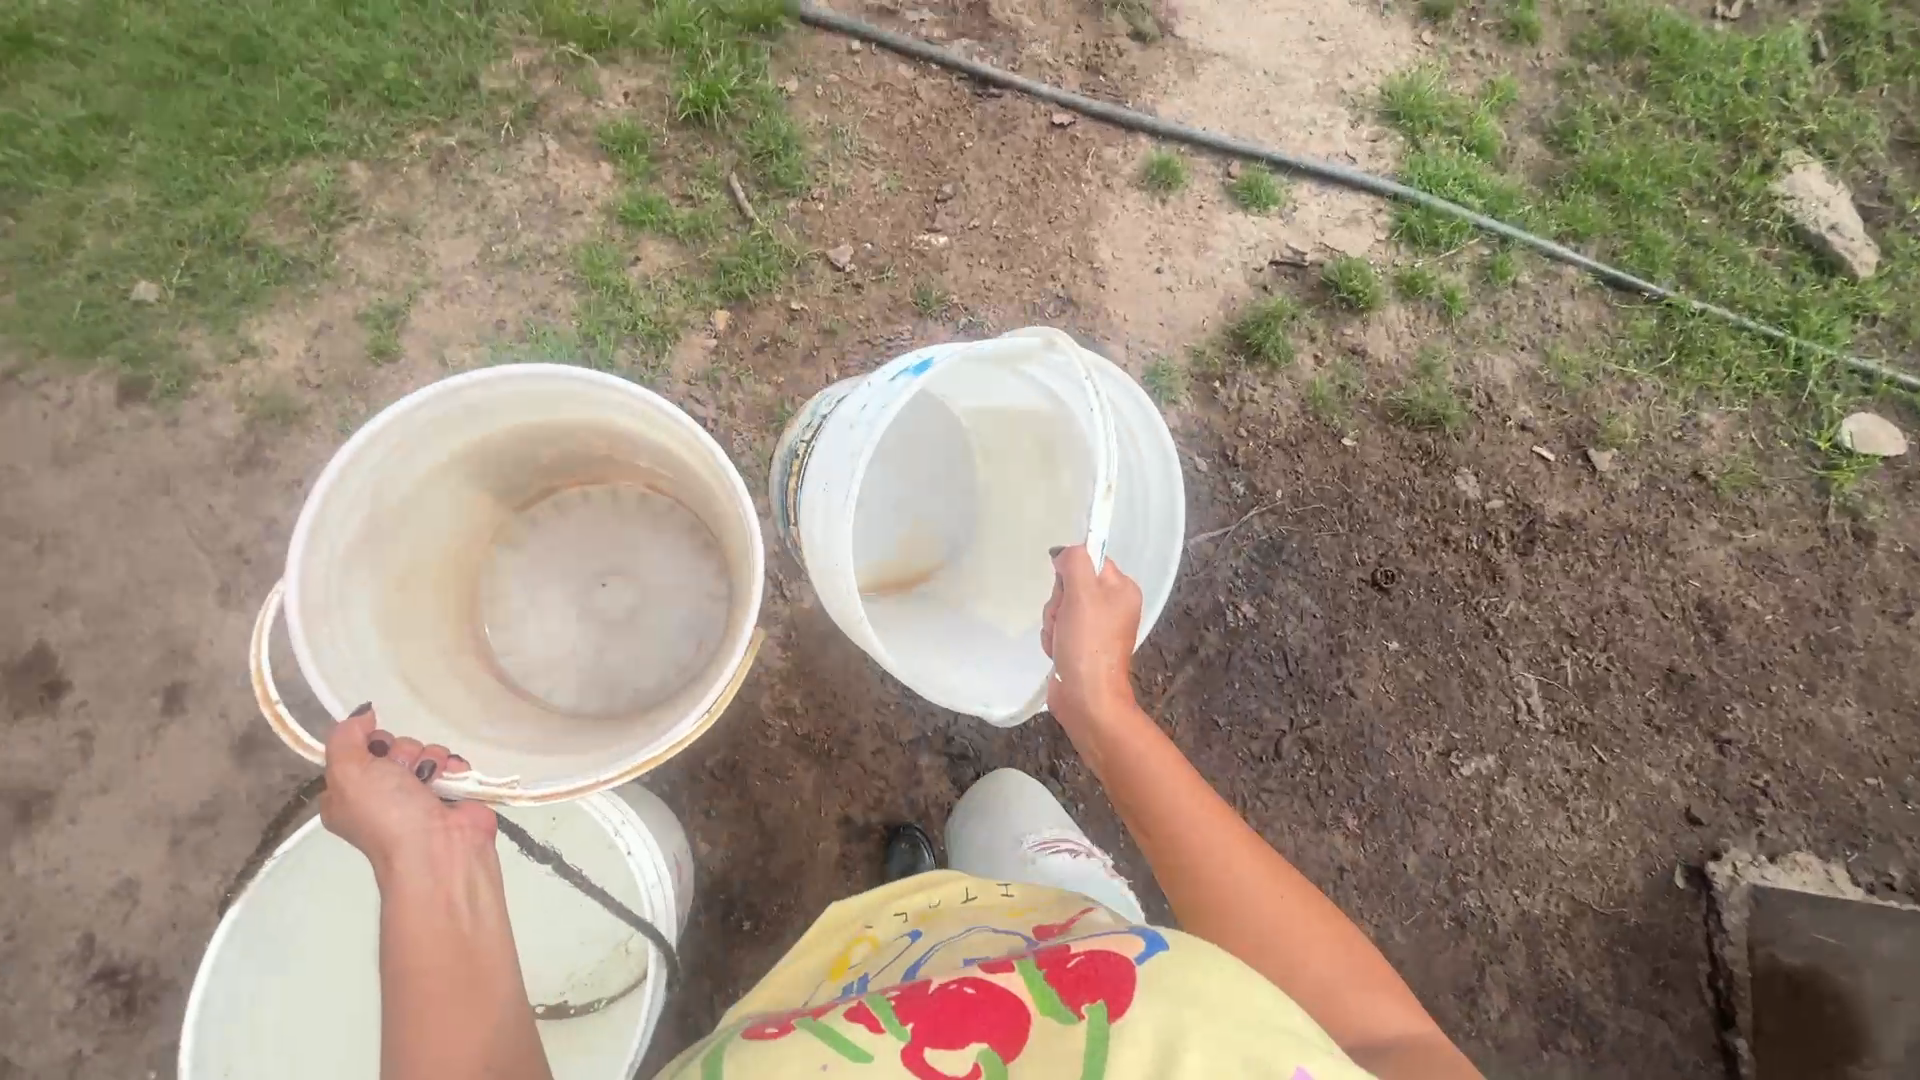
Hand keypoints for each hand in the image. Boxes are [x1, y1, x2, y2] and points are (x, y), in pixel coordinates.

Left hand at [320, 704, 494, 882]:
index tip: (377, 756)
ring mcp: (419, 792)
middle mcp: (382, 792)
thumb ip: (347, 738)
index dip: (371, 745)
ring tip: (433, 780)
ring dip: (431, 760)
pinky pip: (453, 761)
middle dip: (405, 754)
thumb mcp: (349, 774)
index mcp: (350, 793)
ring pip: (426, 751)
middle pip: (396, 746)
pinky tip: (453, 779)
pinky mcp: (452, 790)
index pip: (360, 749)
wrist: (437, 844)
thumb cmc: (387, 813)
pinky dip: (454, 767)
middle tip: (406, 774)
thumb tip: (363, 713)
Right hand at [1040, 545, 1142, 724]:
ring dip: (1053, 622)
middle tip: (1065, 619)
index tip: (1069, 591)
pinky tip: (1059, 650)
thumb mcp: (1082, 594)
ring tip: (1062, 639)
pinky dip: (1054, 637)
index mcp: (1122, 589)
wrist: (1086, 697)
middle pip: (1071, 584)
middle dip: (1059, 602)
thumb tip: (1064, 553)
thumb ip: (1074, 562)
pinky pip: (1058, 627)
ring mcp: (1096, 626)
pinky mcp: (1081, 644)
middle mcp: (1113, 605)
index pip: (1089, 560)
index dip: (1071, 573)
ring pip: (1060, 606)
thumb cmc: (1088, 644)